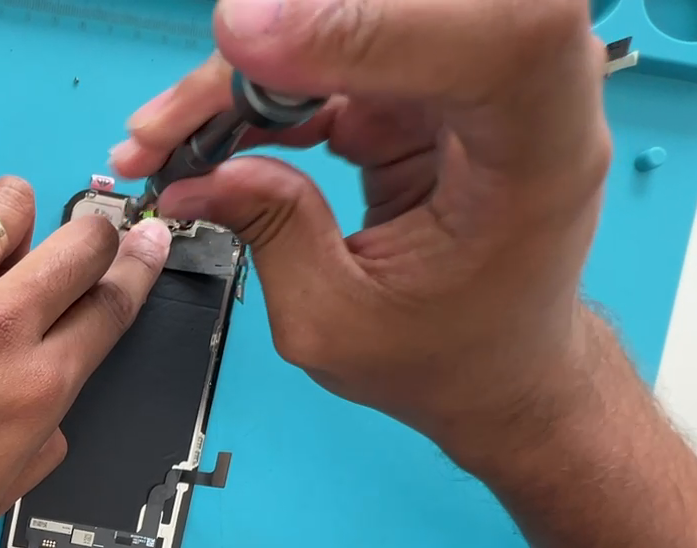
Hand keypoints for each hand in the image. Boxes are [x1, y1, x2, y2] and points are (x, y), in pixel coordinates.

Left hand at [0, 177, 169, 547]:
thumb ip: (42, 438)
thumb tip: (51, 403)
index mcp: (37, 387)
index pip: (114, 304)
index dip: (141, 267)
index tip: (150, 244)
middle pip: (83, 241)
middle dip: (96, 238)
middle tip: (80, 249)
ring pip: (10, 201)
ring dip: (17, 222)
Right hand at [111, 0, 612, 466]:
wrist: (484, 363)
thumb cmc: (430, 355)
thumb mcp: (333, 319)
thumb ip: (274, 234)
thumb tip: (194, 176)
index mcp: (538, 152)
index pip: (491, 38)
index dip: (366, 25)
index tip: (245, 44)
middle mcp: (519, 89)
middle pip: (398, 15)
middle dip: (267, 53)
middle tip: (158, 125)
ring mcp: (459, 81)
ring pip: (343, 36)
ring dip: (239, 81)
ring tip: (157, 142)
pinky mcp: (412, 92)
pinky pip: (322, 70)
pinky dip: (251, 101)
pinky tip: (196, 141)